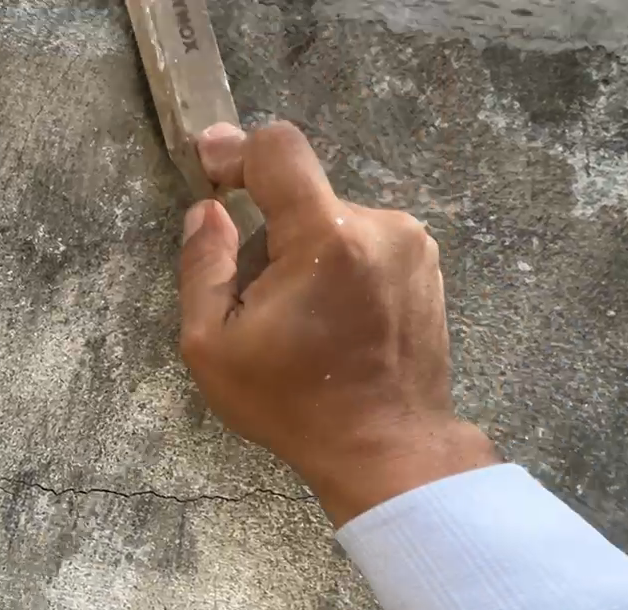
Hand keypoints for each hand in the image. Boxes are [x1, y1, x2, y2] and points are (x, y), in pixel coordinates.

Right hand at [178, 121, 498, 526]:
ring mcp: (411, 242)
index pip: (280, 152)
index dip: (236, 150)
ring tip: (290, 322)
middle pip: (300, 199)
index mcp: (324, 239)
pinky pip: (360, 243)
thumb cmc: (284, 400)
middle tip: (246, 303)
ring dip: (297, 255)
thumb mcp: (209, 346)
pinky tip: (324, 321)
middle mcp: (379, 223)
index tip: (207, 160)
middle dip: (262, 236)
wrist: (381, 441)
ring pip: (330, 224)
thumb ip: (202, 269)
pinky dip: (330, 266)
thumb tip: (206, 213)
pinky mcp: (425, 264)